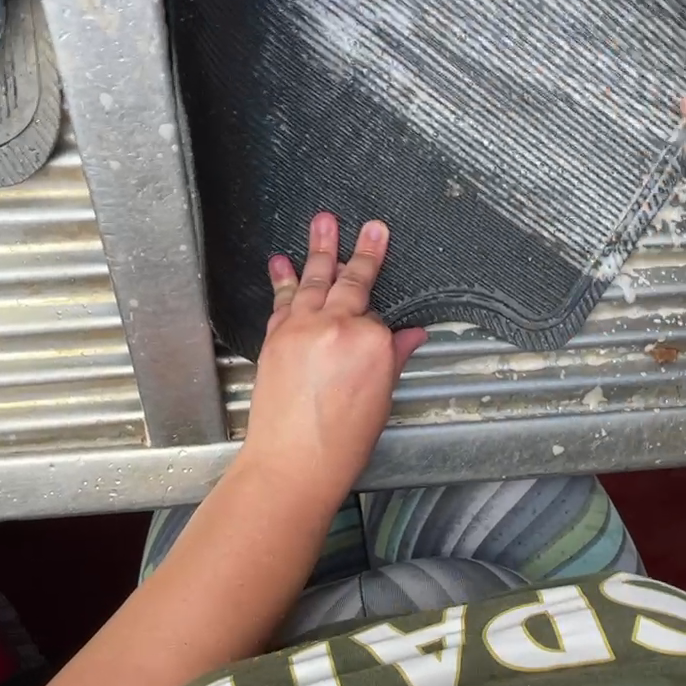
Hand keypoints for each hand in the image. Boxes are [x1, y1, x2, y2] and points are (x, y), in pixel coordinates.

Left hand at [238, 212, 428, 504]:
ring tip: (324, 221)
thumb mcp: (380, 401)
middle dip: (364, 252)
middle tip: (373, 227)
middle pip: (352, 284)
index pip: (380, 320)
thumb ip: (393, 359)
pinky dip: (281, 279)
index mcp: (371, 344)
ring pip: (314, 281)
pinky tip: (281, 261)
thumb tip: (410, 336)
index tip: (386, 327)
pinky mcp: (274, 337)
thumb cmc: (339, 445)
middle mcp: (336, 327)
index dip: (382, 329)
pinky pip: (281, 300)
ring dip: (320, 249)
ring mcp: (301, 329)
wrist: (291, 464)